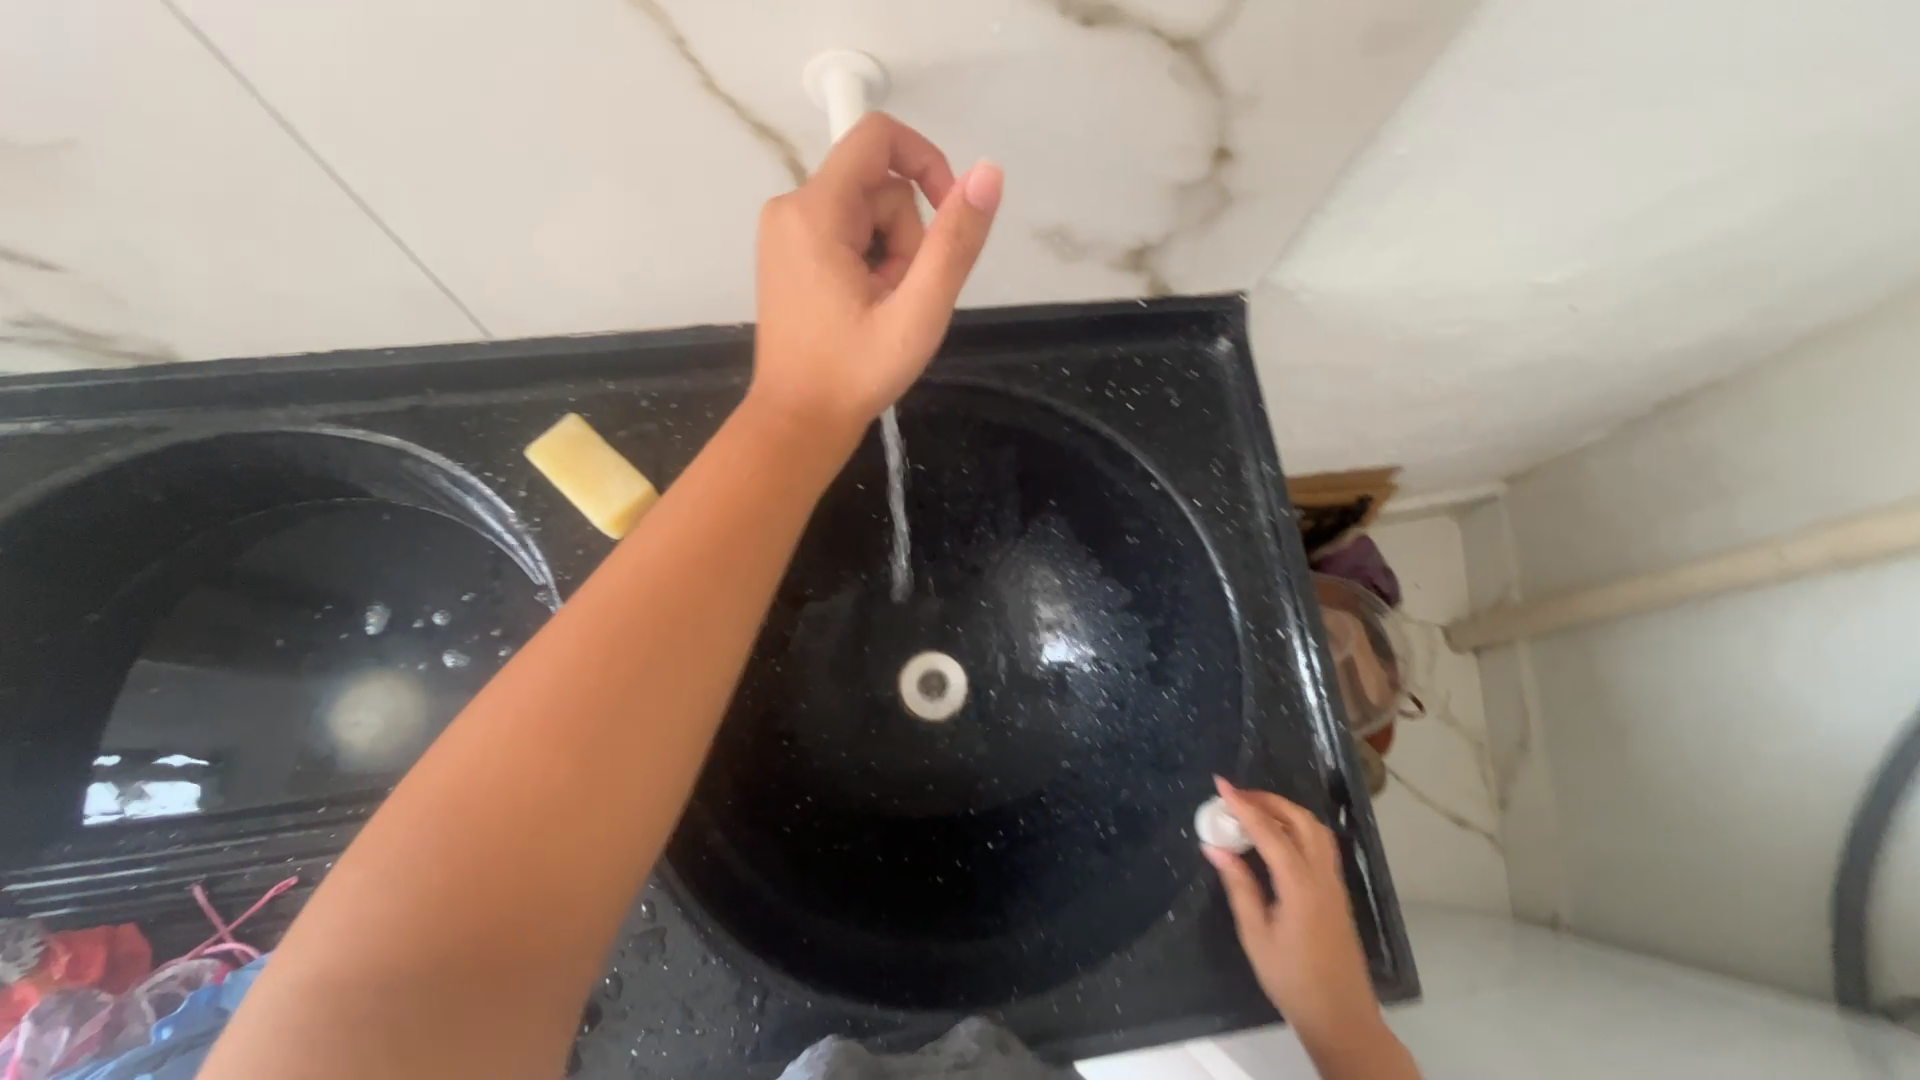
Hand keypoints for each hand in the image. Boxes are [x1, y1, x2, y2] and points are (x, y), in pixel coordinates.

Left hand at [749, 112, 1002, 444]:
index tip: (948, 215)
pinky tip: (865, 307)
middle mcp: (791, 207)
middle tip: (901, 298)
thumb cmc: (855, 374)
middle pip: (878, 185)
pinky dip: (869, 263)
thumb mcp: (918, 313)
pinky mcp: (789, 252)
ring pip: (866, 212)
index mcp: (815, 212)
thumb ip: (955, 243)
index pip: (878, 137)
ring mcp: (786, 230)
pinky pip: (846, 232)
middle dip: (906, 236)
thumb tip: (987, 174)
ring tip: (883, 309)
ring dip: (891, 255)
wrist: (798, 420)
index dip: (927, 162)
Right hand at [1204, 777, 1380, 1041]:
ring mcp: (1334, 883)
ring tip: (1254, 810)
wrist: (1340, 1016)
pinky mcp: (1337, 893)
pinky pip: (1320, 845)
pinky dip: (1297, 828)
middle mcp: (1322, 876)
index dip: (1243, 805)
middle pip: (1300, 820)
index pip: (1269, 832)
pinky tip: (1277, 836)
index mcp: (1300, 885)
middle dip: (1267, 801)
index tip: (1220, 785)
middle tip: (1236, 796)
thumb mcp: (1256, 934)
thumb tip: (1215, 847)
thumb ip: (1238, 885)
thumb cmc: (1292, 979)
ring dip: (1285, 811)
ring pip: (1315, 830)